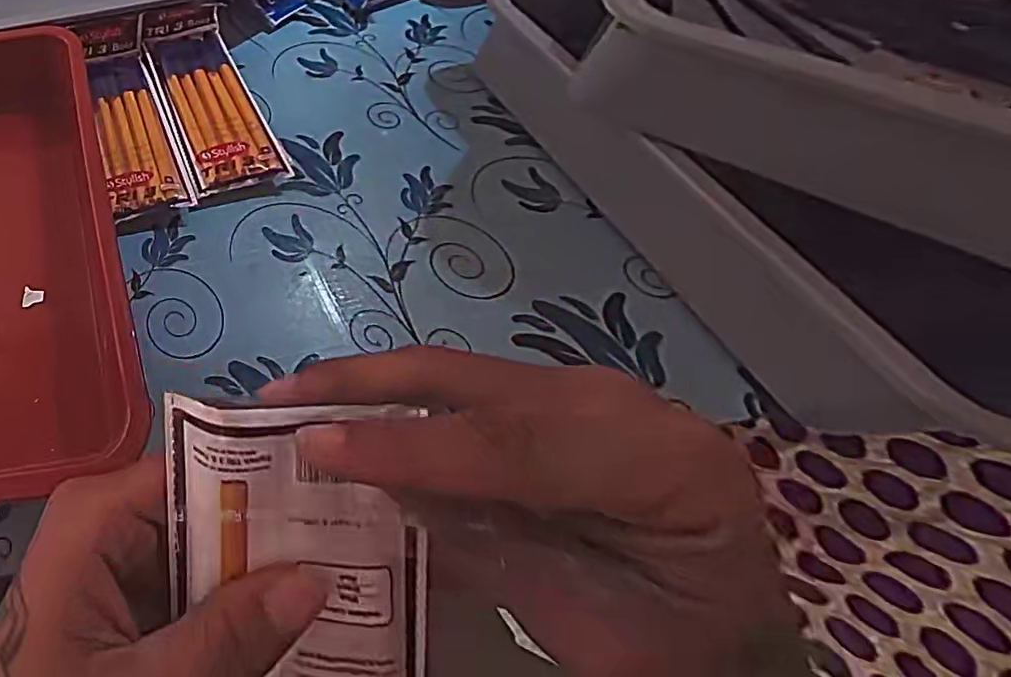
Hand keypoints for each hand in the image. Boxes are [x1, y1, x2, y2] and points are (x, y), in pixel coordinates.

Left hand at [0, 457, 327, 676]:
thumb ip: (227, 633)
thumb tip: (312, 579)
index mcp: (95, 509)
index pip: (187, 466)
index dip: (252, 476)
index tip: (316, 487)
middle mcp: (103, 514)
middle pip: (198, 505)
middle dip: (261, 531)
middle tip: (336, 537)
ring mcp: (111, 550)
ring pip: (198, 546)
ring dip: (250, 570)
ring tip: (325, 573)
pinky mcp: (118, 586)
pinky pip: (182, 579)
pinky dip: (224, 600)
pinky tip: (277, 612)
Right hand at [261, 348, 800, 676]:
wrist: (731, 616)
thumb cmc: (672, 639)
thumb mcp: (591, 628)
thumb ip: (487, 558)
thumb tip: (374, 502)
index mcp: (654, 463)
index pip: (511, 446)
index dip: (407, 444)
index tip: (318, 448)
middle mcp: (607, 401)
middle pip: (464, 379)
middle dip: (361, 382)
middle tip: (278, 396)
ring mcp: (573, 385)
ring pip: (449, 370)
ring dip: (364, 380)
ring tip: (295, 395)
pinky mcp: (541, 388)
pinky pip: (453, 385)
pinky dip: (390, 393)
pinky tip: (343, 400)